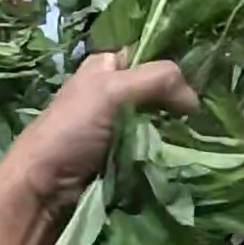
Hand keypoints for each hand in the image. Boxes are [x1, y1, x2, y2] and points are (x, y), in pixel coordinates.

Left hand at [0, 51, 198, 209]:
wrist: (45, 189)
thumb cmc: (71, 131)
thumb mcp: (112, 91)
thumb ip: (157, 80)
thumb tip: (196, 101)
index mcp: (107, 66)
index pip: (153, 55)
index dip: (174, 68)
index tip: (197, 86)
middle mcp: (116, 90)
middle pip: (162, 87)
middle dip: (180, 100)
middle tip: (198, 115)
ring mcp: (123, 123)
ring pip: (164, 116)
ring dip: (179, 126)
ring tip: (197, 134)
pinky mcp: (129, 151)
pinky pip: (159, 141)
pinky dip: (171, 146)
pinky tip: (184, 149)